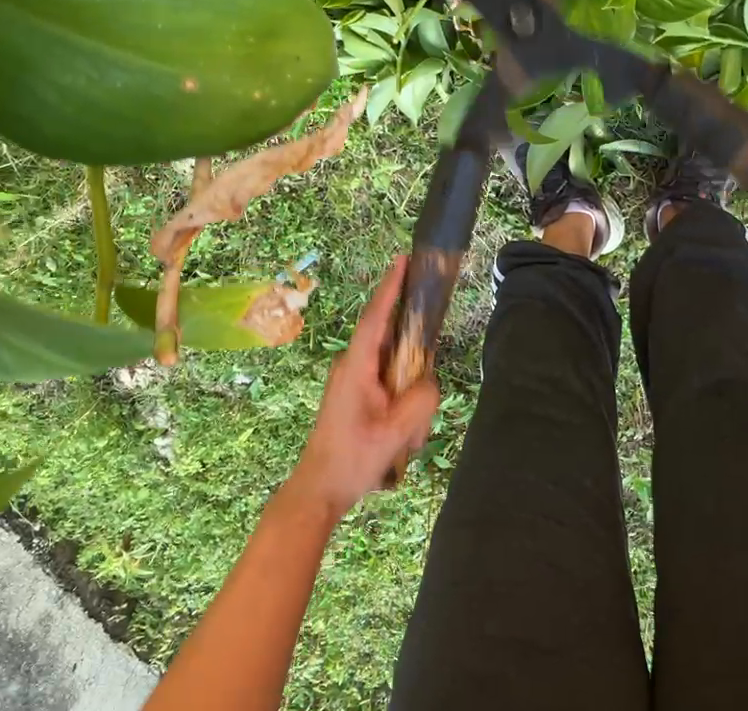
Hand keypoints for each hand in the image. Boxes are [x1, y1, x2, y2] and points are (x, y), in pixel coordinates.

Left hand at [288, 258, 440, 516]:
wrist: (319, 489)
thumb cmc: (353, 458)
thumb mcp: (396, 431)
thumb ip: (421, 397)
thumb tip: (428, 380)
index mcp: (356, 366)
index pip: (376, 317)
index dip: (390, 287)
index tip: (402, 259)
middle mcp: (352, 365)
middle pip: (392, 343)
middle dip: (414, 363)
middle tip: (420, 396)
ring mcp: (353, 380)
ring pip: (394, 369)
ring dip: (408, 399)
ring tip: (407, 438)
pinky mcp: (358, 395)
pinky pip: (389, 386)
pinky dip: (402, 405)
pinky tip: (404, 438)